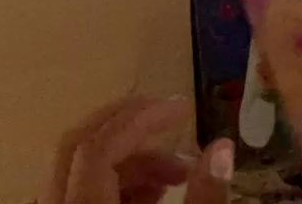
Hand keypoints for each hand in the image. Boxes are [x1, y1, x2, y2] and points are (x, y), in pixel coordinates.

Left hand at [44, 96, 232, 203]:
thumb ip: (203, 198)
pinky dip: (116, 183)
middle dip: (130, 123)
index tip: (184, 107)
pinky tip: (154, 195)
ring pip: (79, 170)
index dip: (141, 117)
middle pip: (79, 144)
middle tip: (172, 118)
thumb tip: (223, 146)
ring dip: (130, 158)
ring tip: (179, 172)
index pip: (100, 145)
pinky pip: (78, 193)